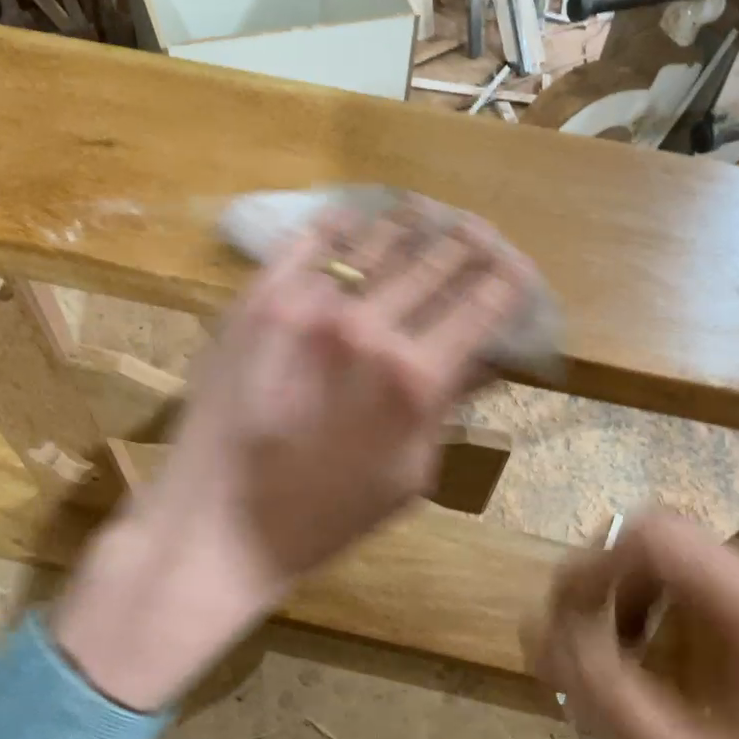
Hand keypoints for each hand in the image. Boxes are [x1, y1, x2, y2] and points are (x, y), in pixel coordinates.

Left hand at [52, 202, 532, 709]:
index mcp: (414, 378)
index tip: (521, 269)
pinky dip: (339, 225)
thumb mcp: (409, 476)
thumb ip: (448, 407)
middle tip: (483, 231)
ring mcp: (306, 304)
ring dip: (412, 223)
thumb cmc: (324, 518)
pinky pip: (308, 240)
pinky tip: (354, 220)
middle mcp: (367, 326)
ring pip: (377, 238)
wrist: (217, 526)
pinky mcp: (256, 299)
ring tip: (428, 212)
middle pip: (437, 260)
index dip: (512, 280)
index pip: (483, 304)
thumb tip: (483, 359)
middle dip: (470, 242)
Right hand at [527, 511, 738, 738]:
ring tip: (603, 662)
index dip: (591, 567)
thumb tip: (531, 624)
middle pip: (649, 540)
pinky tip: (635, 653)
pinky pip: (672, 570)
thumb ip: (600, 692)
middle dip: (597, 586)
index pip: (653, 539)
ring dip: (612, 597)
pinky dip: (635, 603)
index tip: (556, 623)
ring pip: (654, 552)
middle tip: (570, 650)